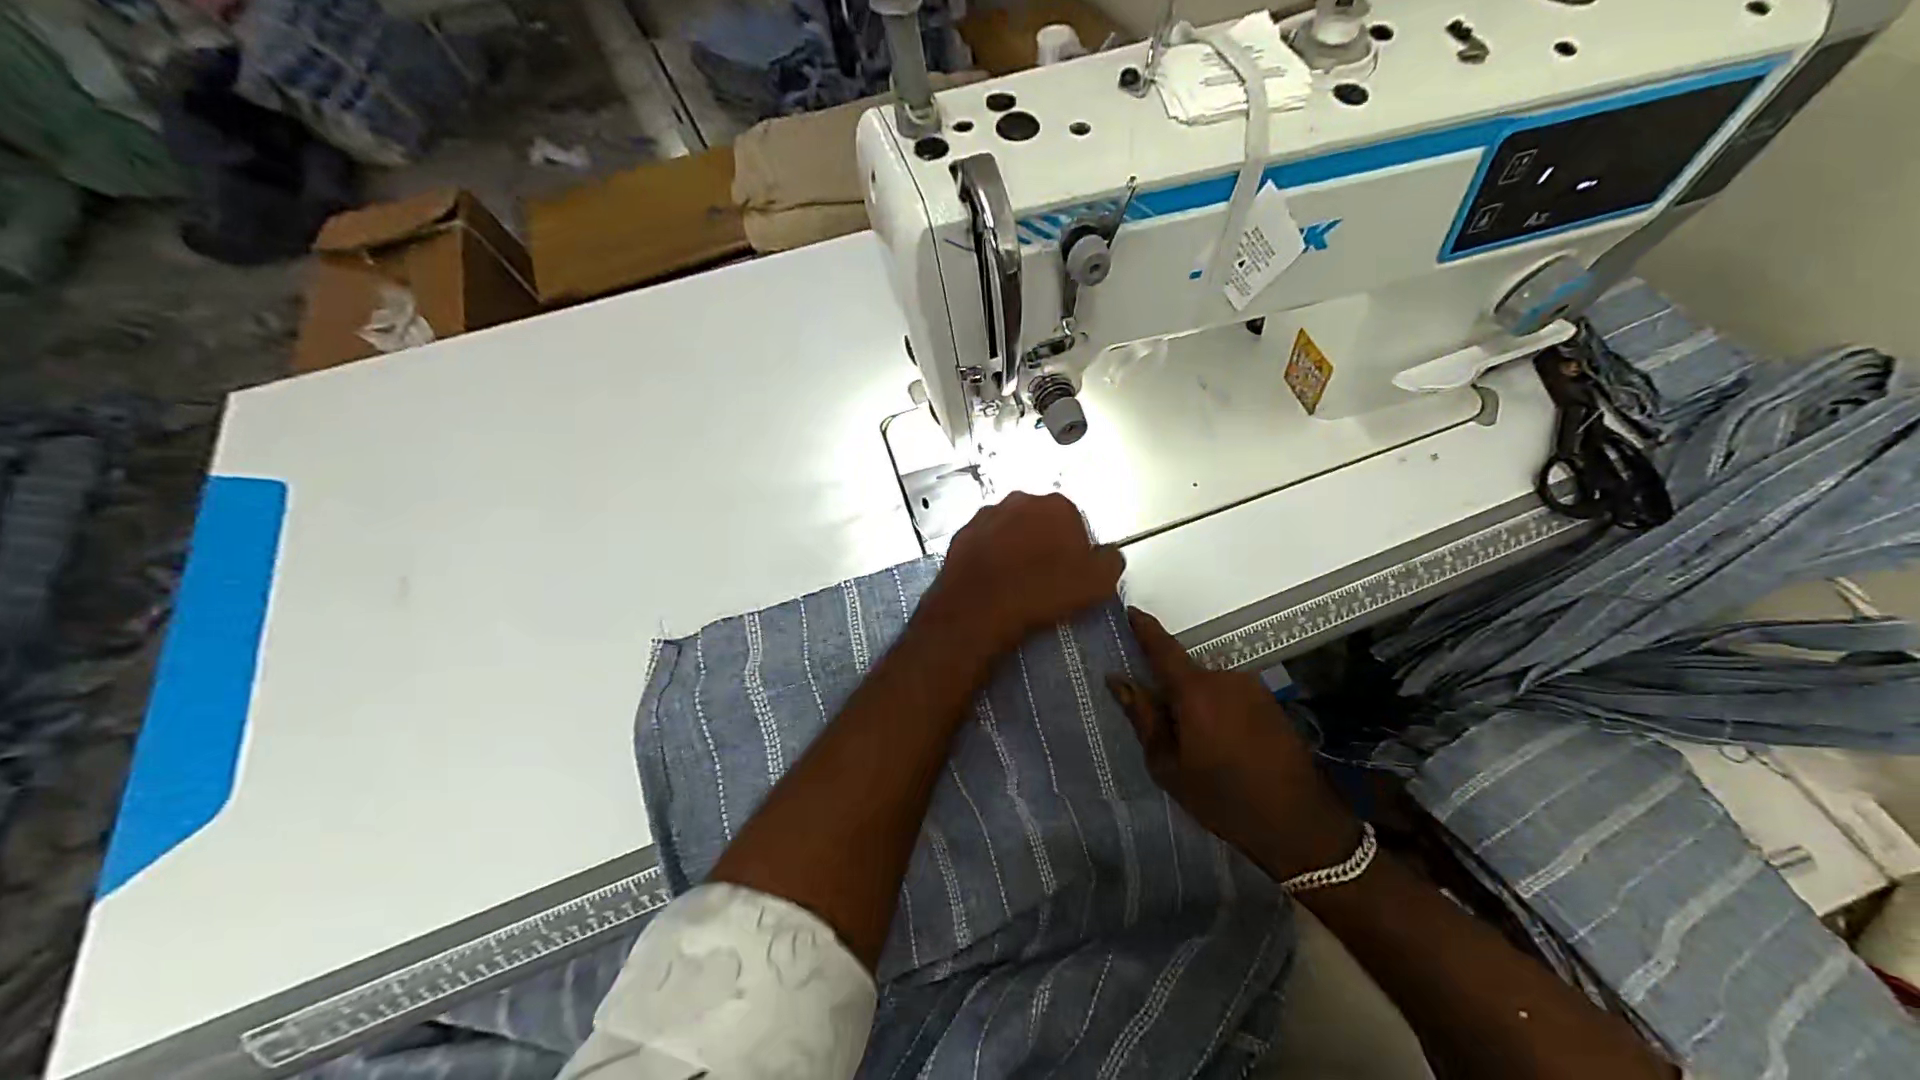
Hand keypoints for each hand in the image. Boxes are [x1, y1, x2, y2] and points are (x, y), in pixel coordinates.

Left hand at [919, 492, 1124, 656]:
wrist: (979, 608)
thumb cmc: (1040, 592)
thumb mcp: (1098, 583)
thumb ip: (1111, 561)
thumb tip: (1108, 556)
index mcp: (1057, 505)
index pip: (1075, 523)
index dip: (1075, 550)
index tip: (1071, 573)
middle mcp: (1020, 501)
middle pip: (1040, 522)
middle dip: (1044, 543)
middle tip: (1045, 578)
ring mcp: (986, 515)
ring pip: (1009, 531)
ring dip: (1015, 549)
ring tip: (1017, 583)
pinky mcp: (961, 535)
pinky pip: (984, 544)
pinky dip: (990, 558)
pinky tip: (994, 582)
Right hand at [1108, 607, 1360, 881]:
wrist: (1300, 823)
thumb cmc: (1224, 798)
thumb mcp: (1168, 766)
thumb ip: (1143, 718)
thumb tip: (1118, 680)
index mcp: (1196, 691)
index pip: (1163, 648)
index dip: (1144, 628)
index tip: (1130, 611)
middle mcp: (1225, 678)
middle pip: (1184, 673)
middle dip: (1169, 690)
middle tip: (1160, 726)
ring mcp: (1252, 689)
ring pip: (1208, 687)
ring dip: (1196, 704)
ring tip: (1193, 745)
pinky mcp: (1270, 703)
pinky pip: (1229, 696)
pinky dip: (1216, 711)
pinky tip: (1220, 746)